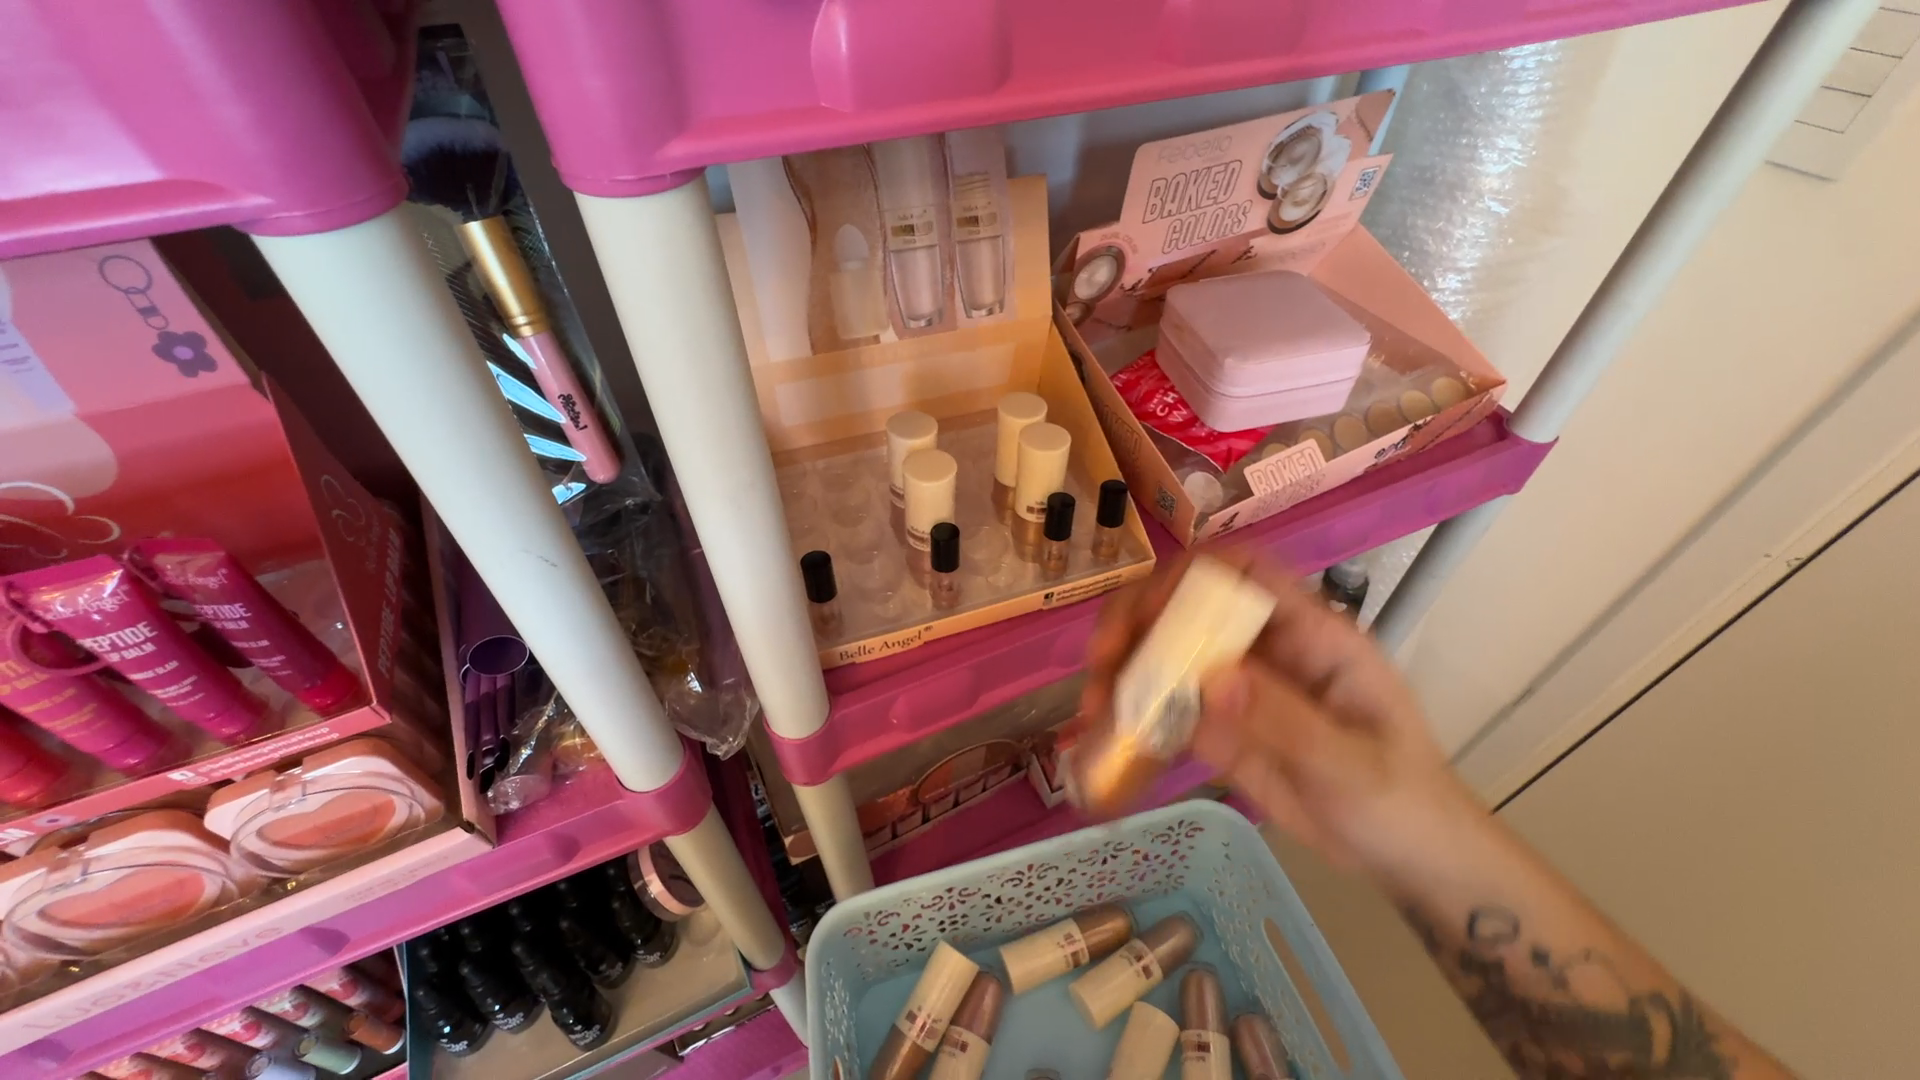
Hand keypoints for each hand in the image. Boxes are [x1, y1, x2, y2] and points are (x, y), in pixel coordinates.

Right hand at [1081, 551, 1481, 873]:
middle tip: (1100, 665)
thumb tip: (1212, 677)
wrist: (1411, 859)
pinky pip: (1167, 710)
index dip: (1189, 577)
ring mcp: (1239, 689)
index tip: (1145, 615)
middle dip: (1136, 625)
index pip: (1242, 573)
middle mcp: (1265, 648)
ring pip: (1167, 655)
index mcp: (1309, 634)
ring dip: (1124, 672)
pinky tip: (1105, 739)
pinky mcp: (1221, 729)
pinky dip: (1132, 717)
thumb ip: (1286, 721)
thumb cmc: (1402, 801)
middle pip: (1188, 607)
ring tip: (1093, 710)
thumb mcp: (1353, 766)